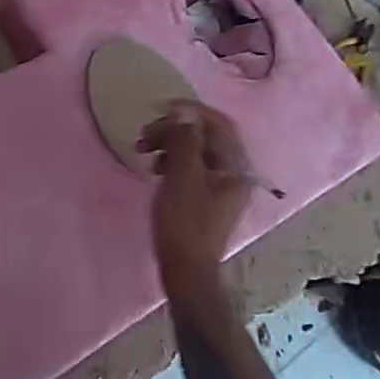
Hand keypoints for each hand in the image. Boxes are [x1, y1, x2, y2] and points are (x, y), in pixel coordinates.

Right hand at [139, 100, 252, 277]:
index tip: (162, 108)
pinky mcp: (207, 199)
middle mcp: (235, 173)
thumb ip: (184, 140)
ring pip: (197, 152)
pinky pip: (192, 169)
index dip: (192, 111)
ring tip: (144, 151)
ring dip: (170, 145)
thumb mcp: (182, 176)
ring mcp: (222, 187)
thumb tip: (182, 113)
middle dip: (175, 129)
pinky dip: (173, 162)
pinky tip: (155, 169)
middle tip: (144, 135)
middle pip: (206, 137)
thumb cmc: (184, 222)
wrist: (186, 270)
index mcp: (236, 166)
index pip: (219, 124)